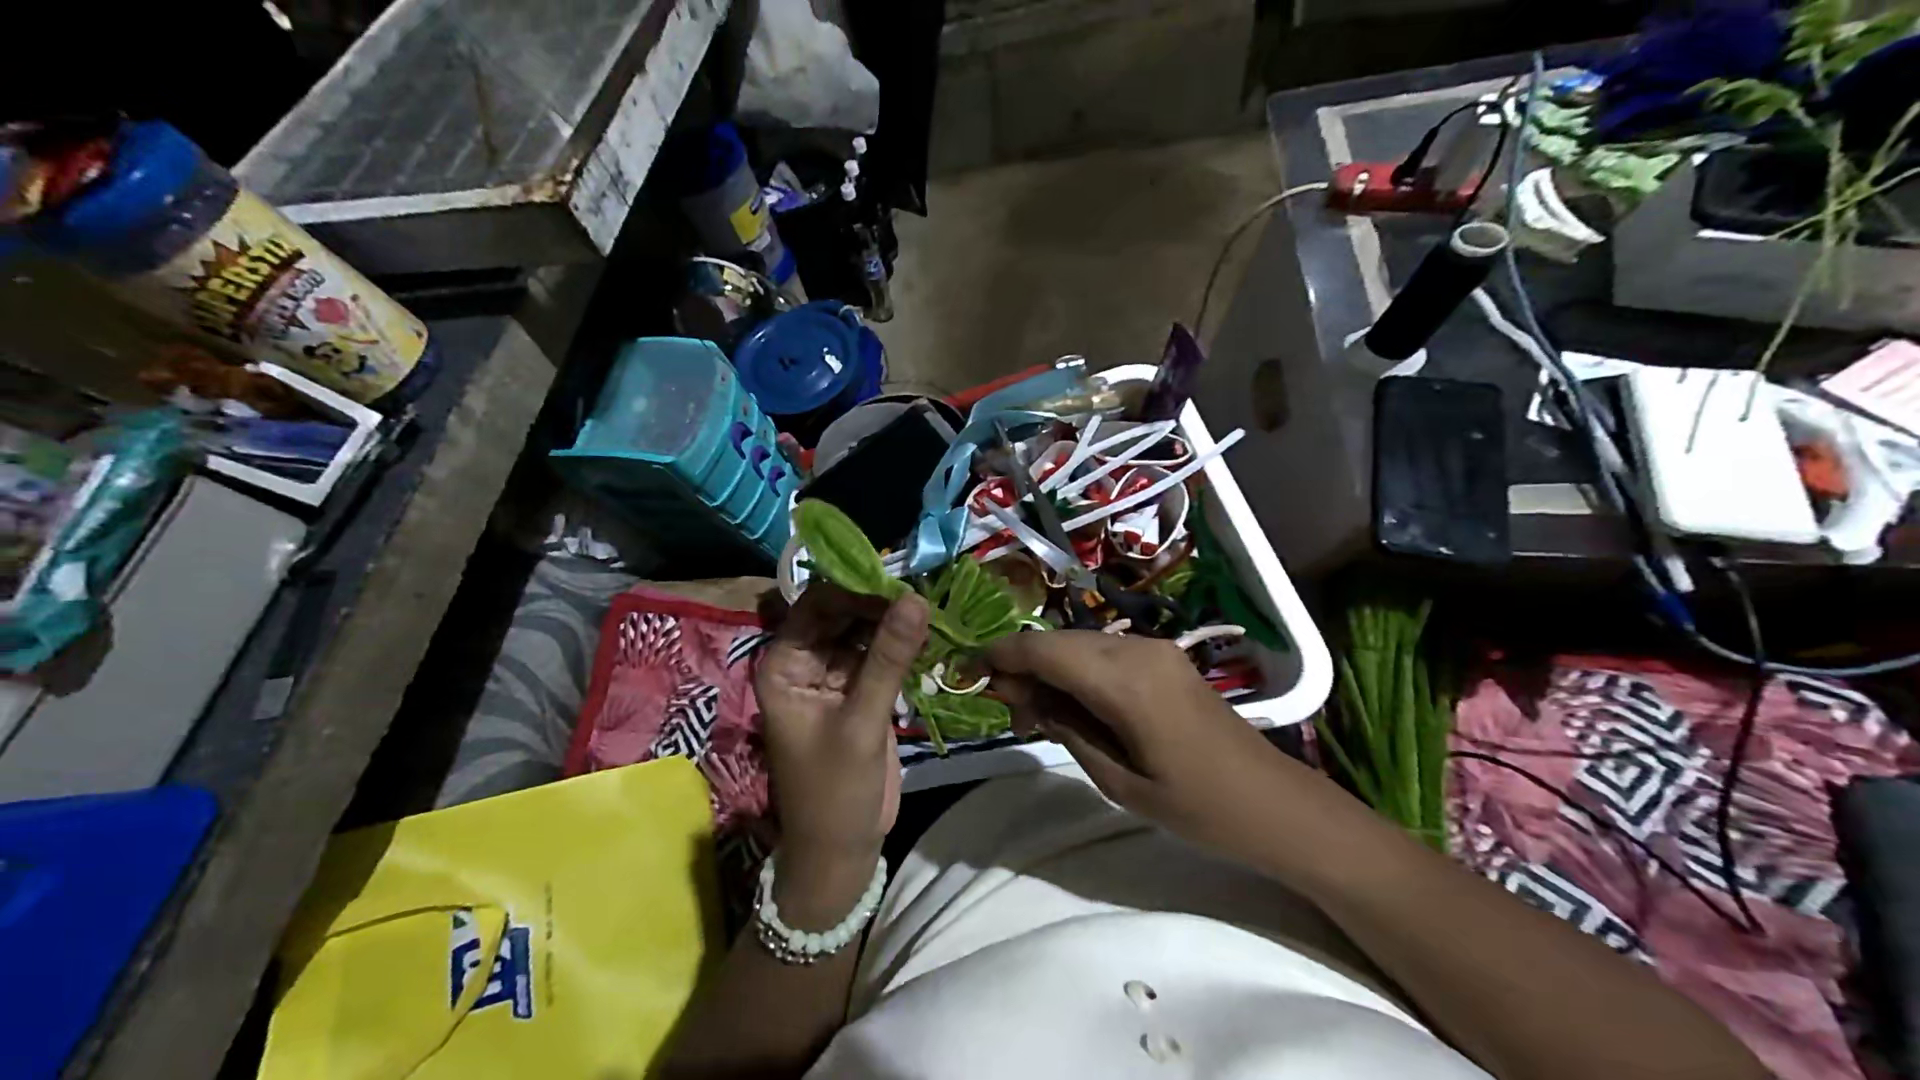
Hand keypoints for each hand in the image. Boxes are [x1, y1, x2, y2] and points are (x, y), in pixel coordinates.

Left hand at [755, 583, 927, 903]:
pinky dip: (904, 645)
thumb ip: (888, 659)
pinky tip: (932, 633)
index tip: (902, 580)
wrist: (843, 849)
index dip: (856, 588)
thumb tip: (915, 598)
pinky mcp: (860, 690)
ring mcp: (835, 675)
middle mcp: (805, 662)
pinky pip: (881, 654)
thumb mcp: (861, 722)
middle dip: (880, 601)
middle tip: (926, 589)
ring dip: (895, 620)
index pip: (818, 605)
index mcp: (785, 664)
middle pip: (843, 613)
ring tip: (935, 605)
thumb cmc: (836, 791)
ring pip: (865, 631)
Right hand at [987, 630, 1314, 859]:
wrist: (1273, 803)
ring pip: (1077, 642)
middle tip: (1004, 709)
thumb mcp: (1117, 779)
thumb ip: (1063, 725)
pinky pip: (1102, 650)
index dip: (999, 656)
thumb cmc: (1196, 807)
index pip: (1042, 650)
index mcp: (1124, 680)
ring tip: (1036, 716)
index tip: (967, 674)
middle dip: (1021, 665)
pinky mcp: (1162, 657)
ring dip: (1048, 667)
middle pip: (1057, 640)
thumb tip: (1018, 694)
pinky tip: (1071, 705)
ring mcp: (1153, 648)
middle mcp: (1136, 648)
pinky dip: (1075, 669)